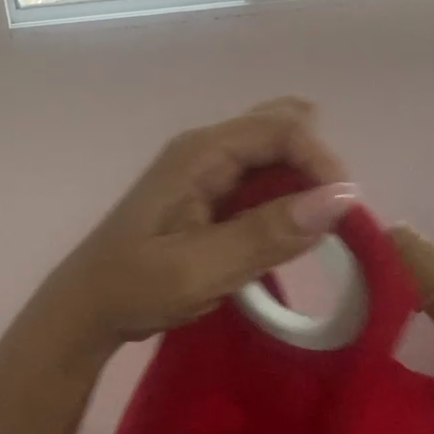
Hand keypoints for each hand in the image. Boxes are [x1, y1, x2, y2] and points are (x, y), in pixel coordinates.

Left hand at [30, 98, 355, 352]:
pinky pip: (261, 179)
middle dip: (316, 164)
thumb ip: (268, 233)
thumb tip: (340, 198)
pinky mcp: (209, 192)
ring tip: (313, 230)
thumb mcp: (201, 268)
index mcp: (200, 152)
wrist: (88, 307)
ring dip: (303, 183)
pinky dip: (285, 198)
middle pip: (281, 127)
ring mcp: (206, 168)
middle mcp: (206, 148)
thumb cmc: (135, 286)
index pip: (282, 127)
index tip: (345, 213)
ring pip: (274, 152)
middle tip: (330, 217)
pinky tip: (287, 233)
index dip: (322, 161)